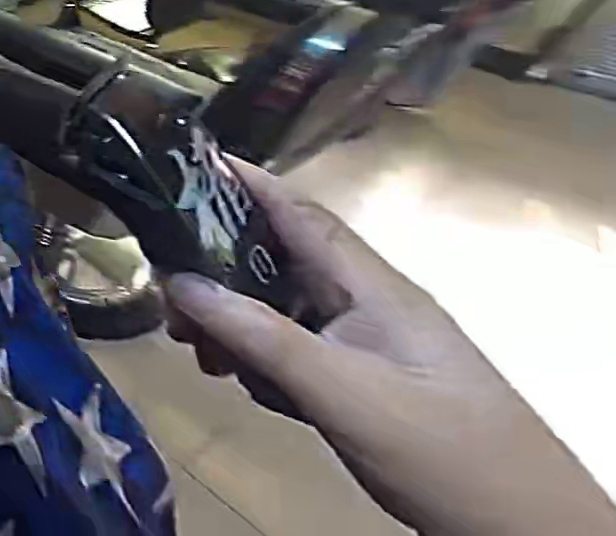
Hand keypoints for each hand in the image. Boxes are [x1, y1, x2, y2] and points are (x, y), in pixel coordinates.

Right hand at [163, 160, 615, 535]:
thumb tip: (177, 280)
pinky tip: (237, 379)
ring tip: (195, 348)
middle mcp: (361, 301)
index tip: (185, 162)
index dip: (243, 180)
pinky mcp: (358, 374)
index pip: (297, 211)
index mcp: (369, 286)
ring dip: (226, 320)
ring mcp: (362, 339)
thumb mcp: (341, 390)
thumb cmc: (448, 453)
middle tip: (168, 295)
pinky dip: (252, 352)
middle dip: (211, 269)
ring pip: (272, 304)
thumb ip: (256, 332)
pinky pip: (286, 342)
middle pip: (270, 257)